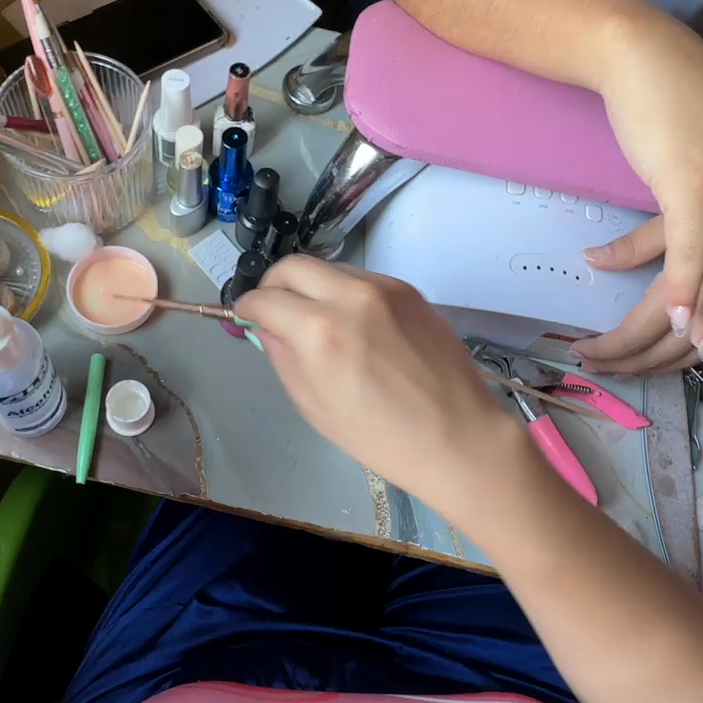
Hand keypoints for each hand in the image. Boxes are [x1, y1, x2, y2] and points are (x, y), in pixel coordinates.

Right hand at [235, 257, 536, 524]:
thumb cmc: (379, 436)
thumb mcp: (313, 405)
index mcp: (319, 331)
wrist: (458, 436)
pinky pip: (361, 278)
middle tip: (274, 311)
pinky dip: (344, 292)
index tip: (244, 318)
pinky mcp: (408, 289)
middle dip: (273, 285)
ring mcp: (383, 287)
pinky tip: (354, 324)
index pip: (264, 298)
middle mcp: (349, 296)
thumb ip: (282, 356)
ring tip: (317, 320)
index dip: (246, 308)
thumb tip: (265, 325)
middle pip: (292, 266)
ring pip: (327, 268)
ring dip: (310, 287)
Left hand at [569, 256, 698, 374]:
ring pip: (681, 360)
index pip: (636, 334)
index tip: (578, 349)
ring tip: (614, 368)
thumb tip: (590, 258)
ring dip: (645, 368)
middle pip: (657, 354)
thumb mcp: (673, 224)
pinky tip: (655, 360)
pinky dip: (674, 362)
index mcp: (682, 291)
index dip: (604, 348)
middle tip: (588, 364)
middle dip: (619, 364)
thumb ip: (633, 246)